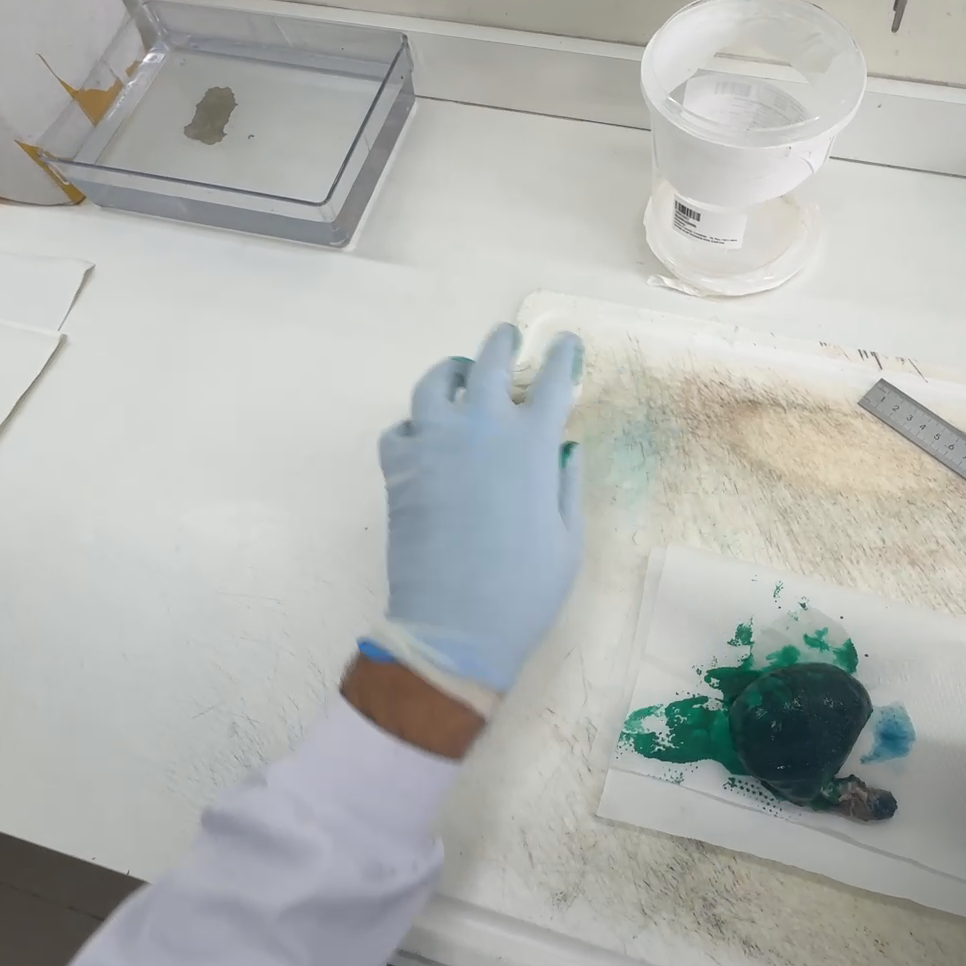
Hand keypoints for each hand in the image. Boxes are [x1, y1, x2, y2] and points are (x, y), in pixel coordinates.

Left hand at [372, 324, 583, 696]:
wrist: (453, 628)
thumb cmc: (524, 591)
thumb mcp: (568, 540)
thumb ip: (567, 484)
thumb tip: (562, 446)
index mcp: (530, 445)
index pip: (551, 381)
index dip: (563, 357)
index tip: (567, 345)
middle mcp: (479, 430)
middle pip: (489, 362)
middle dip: (503, 343)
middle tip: (508, 337)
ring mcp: (432, 444)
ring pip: (435, 382)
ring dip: (452, 370)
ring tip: (460, 373)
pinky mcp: (397, 469)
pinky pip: (399, 429)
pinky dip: (414, 425)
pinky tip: (425, 436)